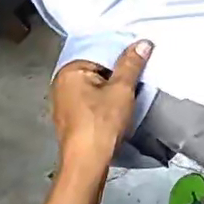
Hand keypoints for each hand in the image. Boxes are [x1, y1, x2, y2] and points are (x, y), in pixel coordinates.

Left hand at [50, 40, 151, 172]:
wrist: (88, 160)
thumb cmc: (102, 121)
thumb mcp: (122, 89)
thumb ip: (132, 64)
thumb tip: (143, 43)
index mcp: (69, 72)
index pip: (101, 53)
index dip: (123, 58)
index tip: (140, 63)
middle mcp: (61, 84)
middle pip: (98, 70)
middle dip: (117, 73)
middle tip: (139, 77)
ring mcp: (64, 102)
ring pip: (95, 86)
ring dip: (112, 88)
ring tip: (132, 92)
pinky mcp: (71, 117)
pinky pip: (91, 100)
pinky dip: (105, 100)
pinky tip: (118, 108)